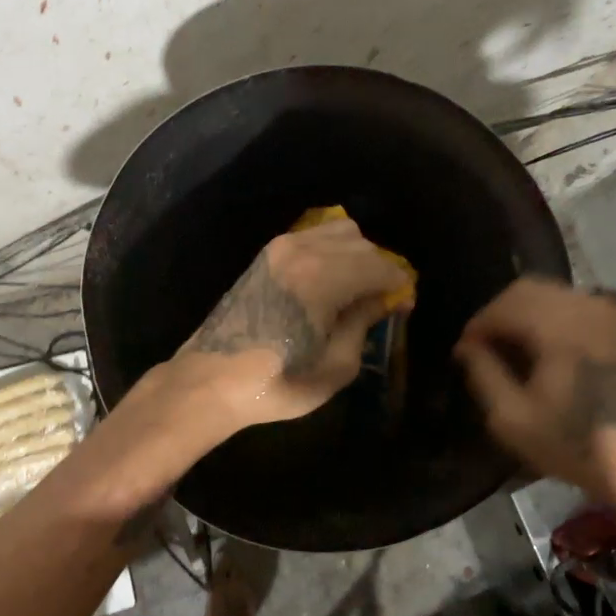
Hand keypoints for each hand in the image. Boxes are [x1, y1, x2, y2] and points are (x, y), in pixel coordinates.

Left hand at [174, 215, 410, 429]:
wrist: (211, 379)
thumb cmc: (277, 382)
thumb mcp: (335, 366)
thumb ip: (364, 324)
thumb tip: (386, 301)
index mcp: (324, 277)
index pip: (380, 265)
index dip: (398, 284)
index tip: (405, 304)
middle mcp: (304, 250)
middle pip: (361, 243)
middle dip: (379, 268)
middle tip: (382, 300)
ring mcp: (281, 248)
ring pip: (338, 232)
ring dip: (356, 254)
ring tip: (356, 290)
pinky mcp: (266, 255)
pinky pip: (313, 237)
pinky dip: (331, 250)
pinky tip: (331, 281)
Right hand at [454, 278, 615, 503]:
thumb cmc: (578, 446)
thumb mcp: (513, 420)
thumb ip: (483, 374)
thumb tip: (468, 348)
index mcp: (560, 325)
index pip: (504, 304)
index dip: (478, 324)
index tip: (465, 350)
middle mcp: (594, 307)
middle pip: (534, 289)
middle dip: (505, 313)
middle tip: (492, 344)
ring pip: (567, 296)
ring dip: (539, 315)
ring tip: (529, 349)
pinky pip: (598, 312)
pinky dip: (573, 324)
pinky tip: (569, 355)